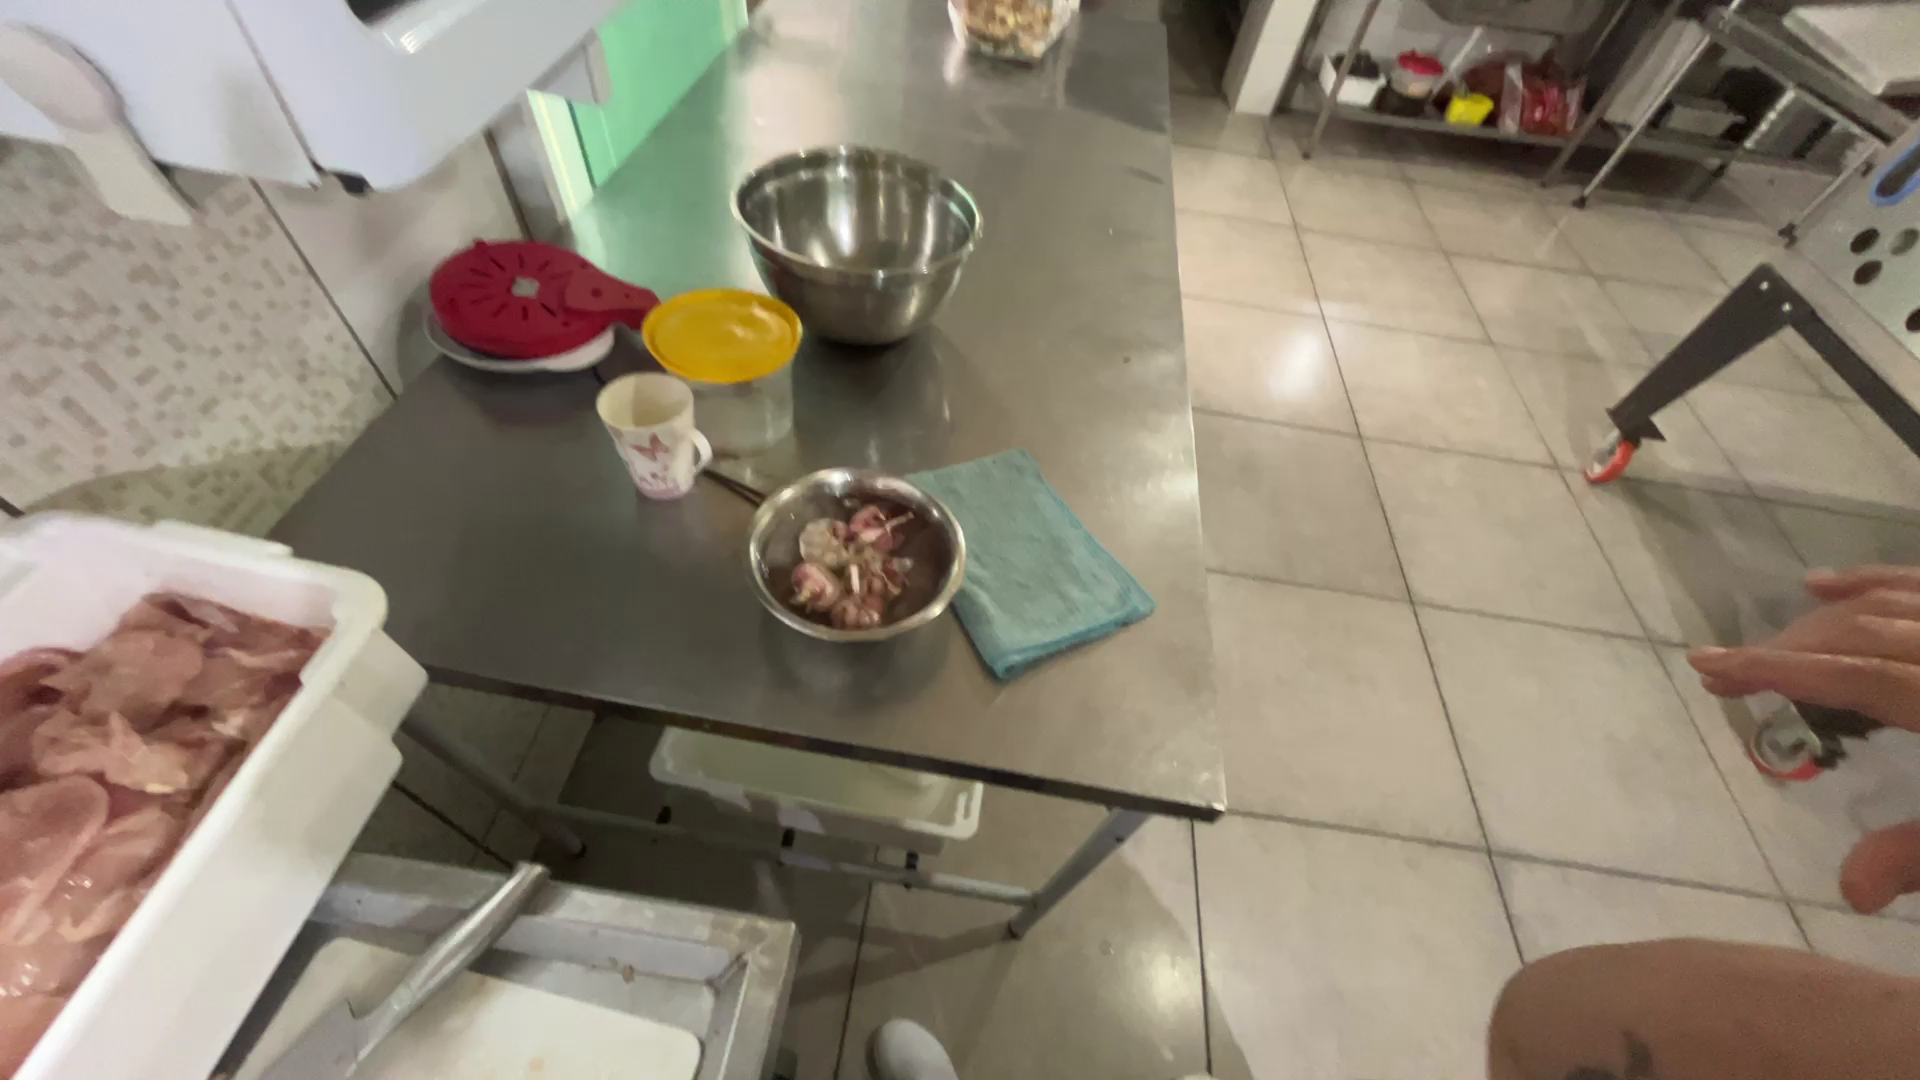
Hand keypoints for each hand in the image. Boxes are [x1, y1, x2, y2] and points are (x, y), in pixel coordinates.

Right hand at [1688, 566, 1919, 913]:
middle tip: (1730, 673)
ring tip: (1769, 640)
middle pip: (1858, 634)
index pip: (1847, 675)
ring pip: (1891, 606)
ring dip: (1818, 621)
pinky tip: (1832, 584)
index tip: (1701, 666)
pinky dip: (1876, 581)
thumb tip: (1849, 892)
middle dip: (1784, 649)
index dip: (1768, 669)